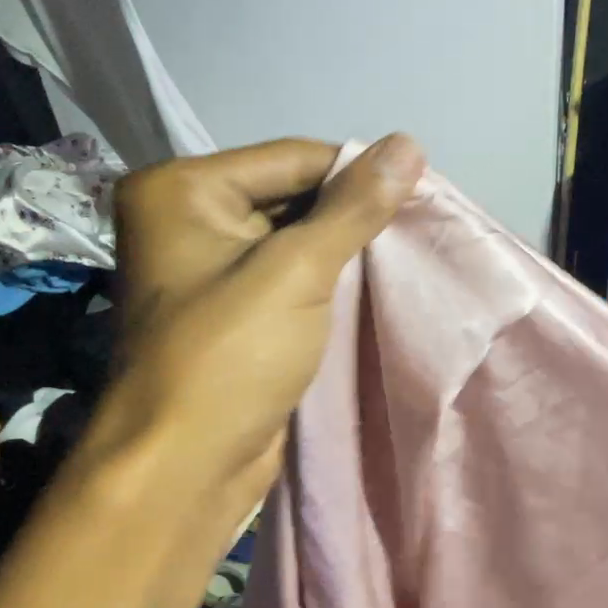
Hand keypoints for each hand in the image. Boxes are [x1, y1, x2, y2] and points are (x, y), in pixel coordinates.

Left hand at [100, 135, 423, 503]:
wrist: (186, 464)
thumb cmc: (230, 355)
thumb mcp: (298, 270)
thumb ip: (355, 207)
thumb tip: (409, 143)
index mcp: (182, 189)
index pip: (293, 158)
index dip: (360, 173)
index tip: (424, 193)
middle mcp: (188, 217)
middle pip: (294, 194)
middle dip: (355, 213)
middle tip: (420, 227)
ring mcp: (210, 267)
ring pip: (298, 237)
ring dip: (348, 248)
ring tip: (408, 254)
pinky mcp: (235, 310)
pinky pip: (293, 275)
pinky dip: (333, 278)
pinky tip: (376, 284)